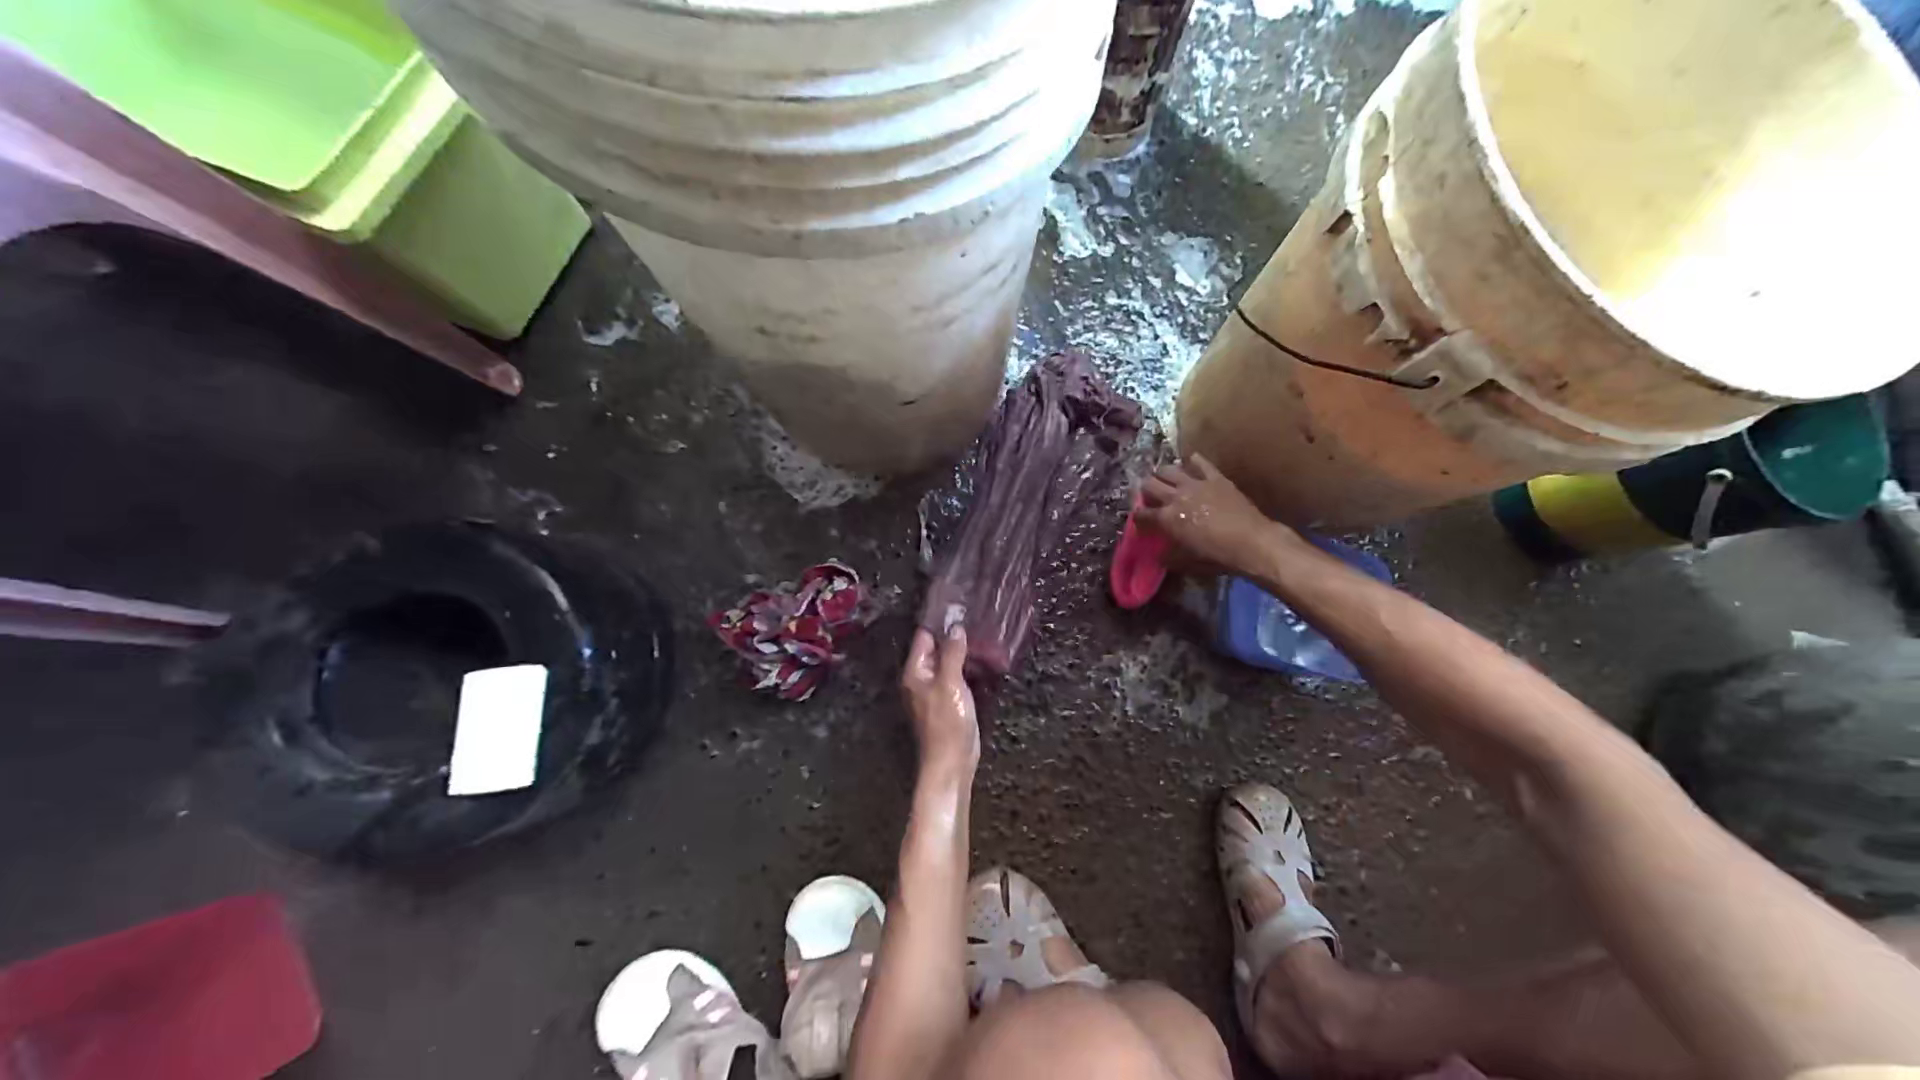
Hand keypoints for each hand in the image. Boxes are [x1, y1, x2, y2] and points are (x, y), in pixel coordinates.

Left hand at [900, 626, 979, 774]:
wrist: (951, 763)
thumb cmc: (947, 722)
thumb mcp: (950, 683)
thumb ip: (952, 653)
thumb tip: (955, 628)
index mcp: (915, 672)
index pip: (924, 638)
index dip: (940, 622)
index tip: (960, 607)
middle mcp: (922, 679)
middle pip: (937, 650)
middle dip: (955, 636)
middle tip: (977, 619)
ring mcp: (936, 691)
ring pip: (949, 664)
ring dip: (964, 653)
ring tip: (985, 636)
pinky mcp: (949, 702)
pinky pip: (958, 678)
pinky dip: (968, 669)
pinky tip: (984, 662)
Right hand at [1136, 452, 1294, 575]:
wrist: (1252, 543)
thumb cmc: (1217, 556)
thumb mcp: (1186, 562)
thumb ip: (1168, 555)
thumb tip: (1159, 554)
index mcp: (1166, 519)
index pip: (1141, 514)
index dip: (1137, 518)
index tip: (1140, 522)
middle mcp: (1175, 497)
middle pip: (1148, 485)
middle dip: (1145, 492)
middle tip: (1150, 498)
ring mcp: (1195, 483)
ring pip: (1168, 469)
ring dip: (1162, 475)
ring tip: (1166, 481)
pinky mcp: (1215, 477)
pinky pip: (1199, 461)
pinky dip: (1191, 462)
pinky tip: (1190, 465)